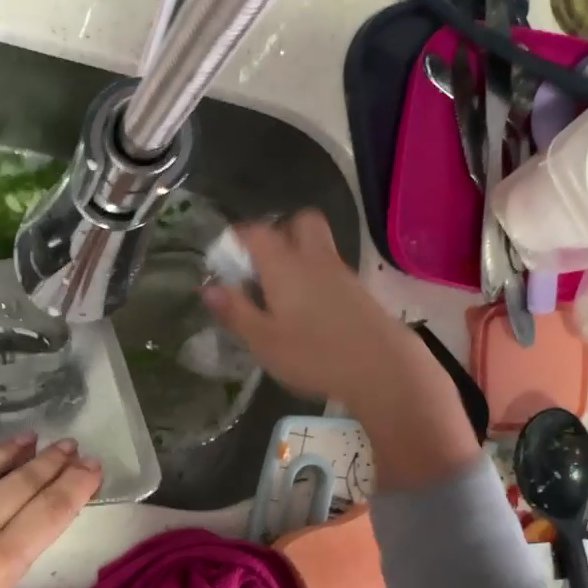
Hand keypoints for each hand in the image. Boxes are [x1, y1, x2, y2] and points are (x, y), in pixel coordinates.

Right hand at [200, 210, 442, 414]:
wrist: (380, 365)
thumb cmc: (312, 354)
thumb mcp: (263, 340)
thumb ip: (235, 312)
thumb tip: (207, 288)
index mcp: (284, 266)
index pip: (258, 232)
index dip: (238, 236)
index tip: (224, 254)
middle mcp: (313, 258)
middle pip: (300, 222)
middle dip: (279, 232)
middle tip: (261, 263)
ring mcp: (339, 272)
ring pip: (317, 244)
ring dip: (297, 254)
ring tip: (278, 290)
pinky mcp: (356, 290)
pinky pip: (329, 267)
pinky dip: (313, 275)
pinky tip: (305, 308)